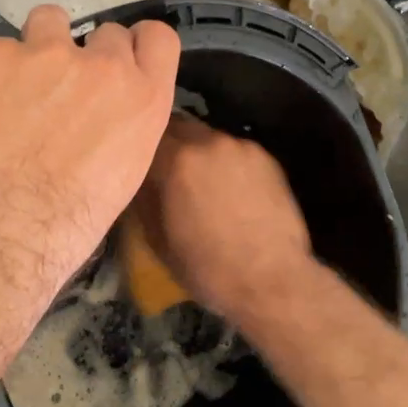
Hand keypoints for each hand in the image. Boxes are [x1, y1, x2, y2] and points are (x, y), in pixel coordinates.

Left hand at [0, 5, 180, 279]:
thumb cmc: (67, 223)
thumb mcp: (122, 173)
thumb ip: (122, 122)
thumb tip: (101, 110)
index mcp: (142, 98)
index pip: (157, 37)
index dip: (136, 45)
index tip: (118, 58)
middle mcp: (102, 64)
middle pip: (104, 32)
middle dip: (86, 55)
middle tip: (61, 89)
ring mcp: (46, 53)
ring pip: (49, 20)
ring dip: (39, 45)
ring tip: (18, 83)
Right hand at [135, 115, 312, 317]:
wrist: (272, 280)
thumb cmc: (207, 268)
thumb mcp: (159, 240)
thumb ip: (144, 200)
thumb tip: (138, 181)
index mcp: (177, 160)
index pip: (147, 135)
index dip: (139, 149)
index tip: (135, 163)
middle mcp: (209, 141)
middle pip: (178, 126)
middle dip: (168, 143)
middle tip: (164, 169)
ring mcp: (241, 146)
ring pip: (208, 137)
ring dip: (198, 152)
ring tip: (200, 181)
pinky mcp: (266, 157)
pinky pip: (235, 151)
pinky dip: (225, 162)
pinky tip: (230, 189)